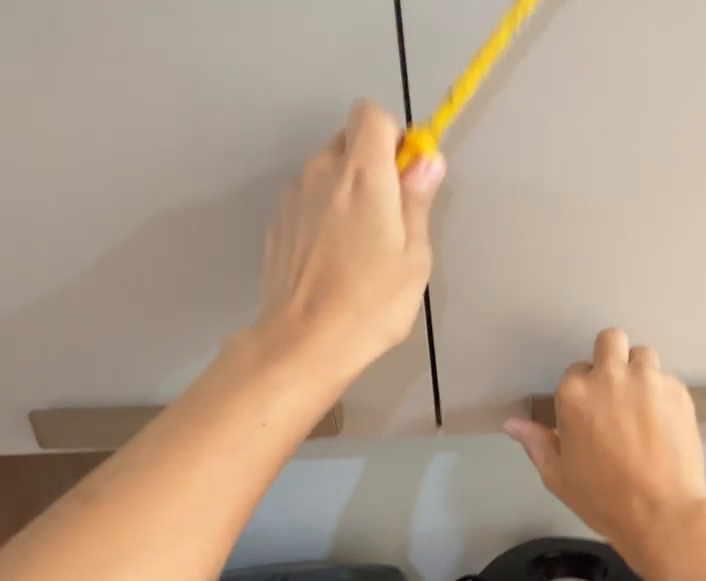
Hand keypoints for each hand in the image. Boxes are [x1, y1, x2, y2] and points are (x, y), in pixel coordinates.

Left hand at [250, 102, 445, 379]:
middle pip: (347, 140)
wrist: (307, 340)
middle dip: (372, 165)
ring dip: (348, 192)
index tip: (407, 177)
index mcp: (362, 174)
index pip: (371, 115)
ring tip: (363, 247)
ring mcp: (293, 196)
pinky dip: (325, 216)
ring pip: (326, 172)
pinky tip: (336, 261)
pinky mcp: (278, 223)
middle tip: (392, 218)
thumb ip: (417, 200)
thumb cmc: (374, 301)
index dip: (394, 137)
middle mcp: (321, 172)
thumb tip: (427, 160)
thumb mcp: (414, 256)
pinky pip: (309, 202)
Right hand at [504, 329, 705, 572]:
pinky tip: (662, 424)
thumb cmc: (604, 499)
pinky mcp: (679, 392)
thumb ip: (537, 443)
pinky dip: (663, 394)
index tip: (590, 415)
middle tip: (616, 393)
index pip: (575, 372)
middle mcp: (611, 377)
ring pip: (642, 355)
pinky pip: (667, 379)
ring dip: (639, 372)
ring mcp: (649, 381)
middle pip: (610, 341)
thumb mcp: (559, 476)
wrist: (662, 513)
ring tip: (641, 405)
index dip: (583, 393)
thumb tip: (513, 424)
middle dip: (611, 359)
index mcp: (575, 395)